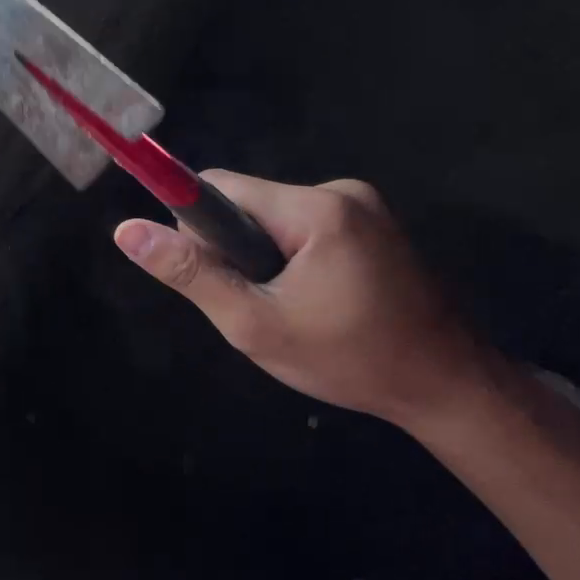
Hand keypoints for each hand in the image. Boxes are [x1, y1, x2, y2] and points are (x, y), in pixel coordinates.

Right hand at [113, 171, 493, 429]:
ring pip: (268, 219)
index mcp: (316, 208)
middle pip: (244, 203)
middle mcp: (341, 193)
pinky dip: (289, 261)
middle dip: (233, 251)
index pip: (216, 188)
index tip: (214, 276)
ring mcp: (363, 208)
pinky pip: (298, 228)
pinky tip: (314, 302)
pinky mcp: (372, 226)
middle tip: (257, 305)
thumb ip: (188, 272)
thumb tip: (124, 230)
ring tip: (291, 310)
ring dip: (261, 259)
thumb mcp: (253, 323)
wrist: (455, 392)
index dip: (196, 230)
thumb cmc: (350, 359)